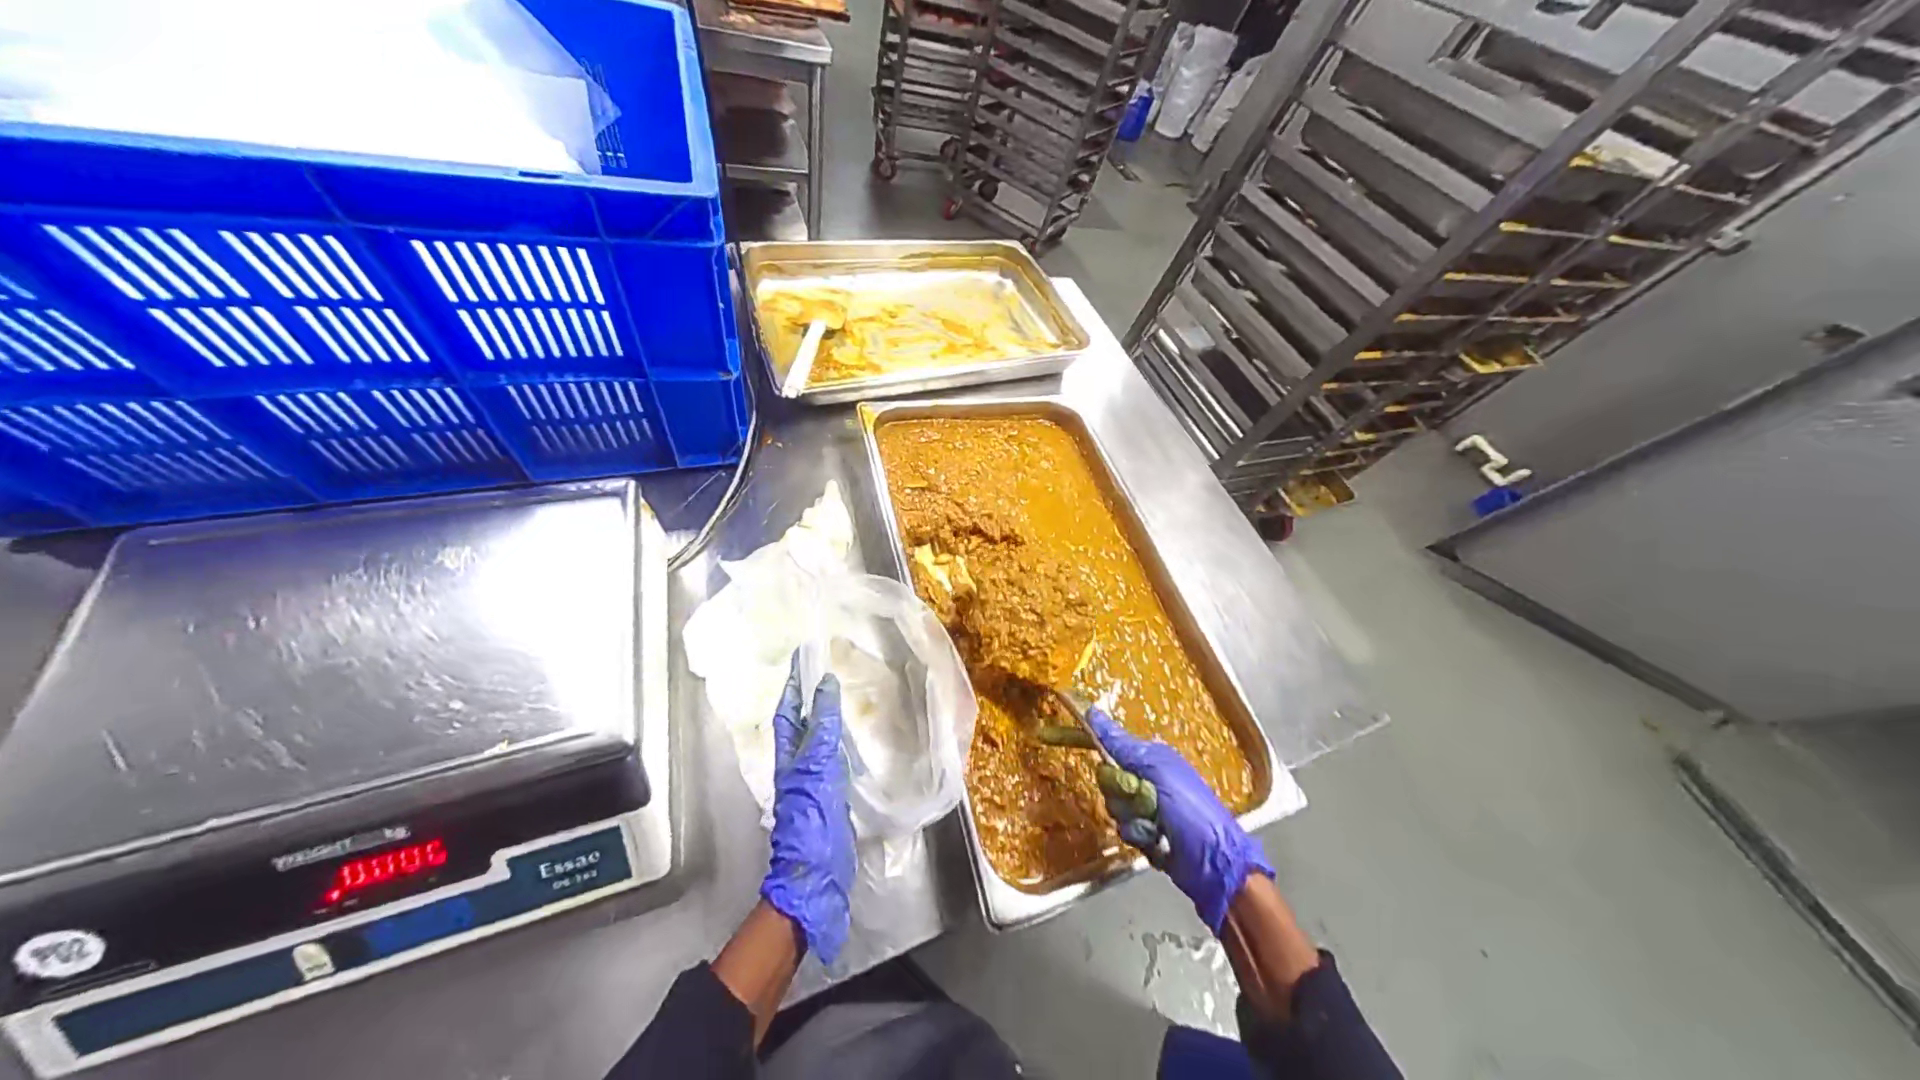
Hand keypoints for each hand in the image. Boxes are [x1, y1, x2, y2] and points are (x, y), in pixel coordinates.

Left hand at [760, 654, 854, 963]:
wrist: (817, 877)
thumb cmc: (814, 822)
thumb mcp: (818, 770)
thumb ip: (822, 730)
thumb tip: (824, 686)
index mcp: (790, 757)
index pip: (789, 711)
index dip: (794, 686)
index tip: (803, 657)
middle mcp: (798, 766)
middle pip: (801, 723)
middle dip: (809, 697)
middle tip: (827, 670)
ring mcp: (813, 782)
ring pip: (817, 739)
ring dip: (825, 716)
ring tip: (841, 695)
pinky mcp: (829, 797)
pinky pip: (833, 758)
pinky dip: (840, 742)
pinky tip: (853, 739)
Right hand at [1086, 707, 1273, 934]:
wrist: (1215, 864)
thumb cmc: (1192, 811)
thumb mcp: (1157, 772)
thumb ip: (1122, 746)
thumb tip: (1093, 713)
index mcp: (1151, 756)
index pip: (1106, 741)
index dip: (1079, 737)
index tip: (1048, 733)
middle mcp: (1146, 776)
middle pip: (1106, 777)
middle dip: (1121, 793)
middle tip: (1146, 800)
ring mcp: (1147, 805)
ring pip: (1114, 804)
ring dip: (1133, 818)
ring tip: (1157, 825)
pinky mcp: (1146, 830)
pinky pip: (1124, 827)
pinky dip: (1139, 836)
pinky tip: (1158, 841)